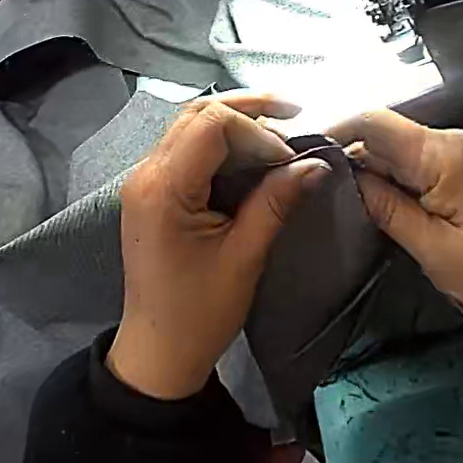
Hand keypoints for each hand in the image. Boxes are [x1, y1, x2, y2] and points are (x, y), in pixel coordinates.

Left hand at [109, 93, 329, 398]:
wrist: (159, 351)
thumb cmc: (199, 311)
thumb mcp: (245, 256)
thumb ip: (276, 201)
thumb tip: (317, 163)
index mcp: (163, 189)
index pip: (211, 124)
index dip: (257, 132)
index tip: (288, 161)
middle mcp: (146, 173)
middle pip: (199, 113)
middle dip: (249, 110)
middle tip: (294, 115)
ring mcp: (146, 180)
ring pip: (192, 123)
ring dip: (237, 120)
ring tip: (280, 126)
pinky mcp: (155, 189)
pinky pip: (189, 146)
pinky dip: (224, 141)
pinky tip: (254, 150)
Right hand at [327, 109, 462, 325]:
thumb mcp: (436, 250)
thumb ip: (388, 210)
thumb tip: (348, 181)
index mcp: (441, 156)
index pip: (373, 122)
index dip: (335, 131)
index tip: (304, 155)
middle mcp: (448, 143)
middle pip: (380, 134)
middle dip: (346, 155)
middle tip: (313, 186)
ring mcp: (455, 153)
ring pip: (394, 149)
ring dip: (366, 169)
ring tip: (336, 198)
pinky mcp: (459, 168)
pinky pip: (413, 163)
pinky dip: (389, 178)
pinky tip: (373, 202)